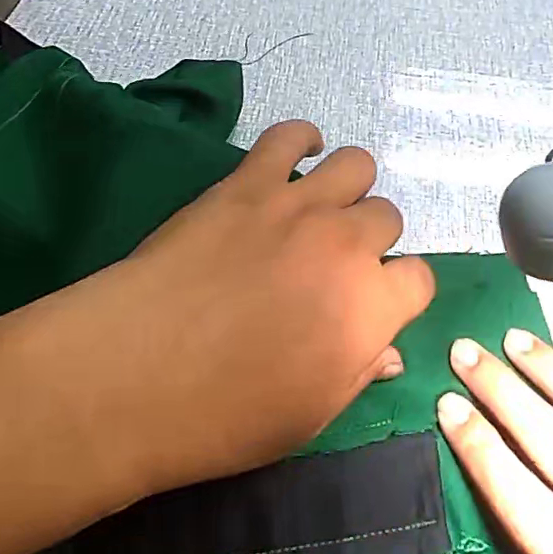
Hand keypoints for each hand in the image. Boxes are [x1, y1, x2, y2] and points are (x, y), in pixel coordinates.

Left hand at [88, 120, 434, 490]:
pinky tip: (297, 157)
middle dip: (372, 241)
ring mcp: (298, 205)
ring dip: (349, 188)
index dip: (401, 292)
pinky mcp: (248, 183)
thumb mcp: (309, 417)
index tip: (376, 305)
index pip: (420, 279)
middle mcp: (347, 245)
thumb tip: (389, 349)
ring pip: (356, 165)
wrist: (132, 374)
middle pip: (387, 217)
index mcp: (371, 307)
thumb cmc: (225, 414)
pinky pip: (289, 136)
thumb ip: (360, 373)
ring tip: (322, 209)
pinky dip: (300, 140)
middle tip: (335, 263)